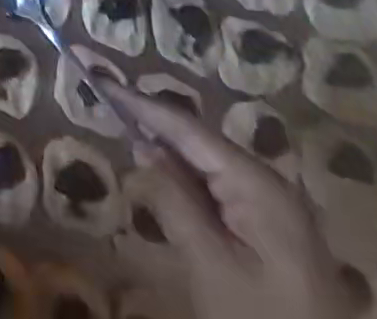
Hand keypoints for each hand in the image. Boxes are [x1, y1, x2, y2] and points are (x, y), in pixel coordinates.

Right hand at [107, 83, 348, 318]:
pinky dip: (185, 175)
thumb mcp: (209, 264)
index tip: (103, 81)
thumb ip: (174, 201)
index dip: (143, 105)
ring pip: (208, 163)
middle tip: (108, 99)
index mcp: (257, 184)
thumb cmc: (260, 318)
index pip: (189, 130)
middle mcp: (269, 183)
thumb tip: (143, 147)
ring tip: (124, 124)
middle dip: (154, 120)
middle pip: (200, 140)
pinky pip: (219, 186)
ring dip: (167, 147)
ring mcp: (272, 206)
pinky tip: (161, 171)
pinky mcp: (269, 228)